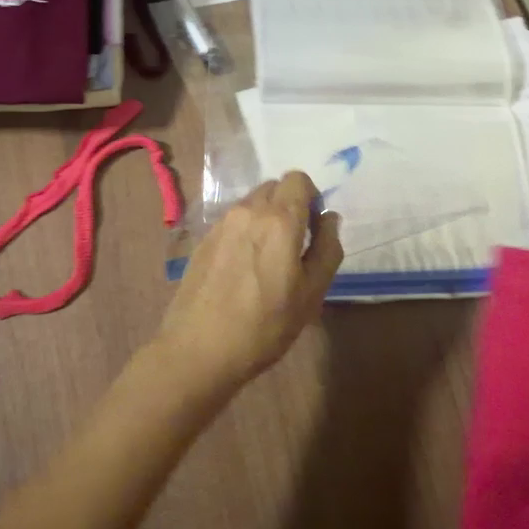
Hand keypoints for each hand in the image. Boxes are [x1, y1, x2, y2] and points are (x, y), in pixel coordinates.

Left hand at [154, 171, 343, 388]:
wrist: (199, 350)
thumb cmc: (264, 326)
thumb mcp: (311, 294)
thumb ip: (327, 249)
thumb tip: (329, 218)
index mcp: (278, 220)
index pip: (298, 179)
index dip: (311, 198)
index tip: (313, 229)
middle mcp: (247, 211)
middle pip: (274, 187)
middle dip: (289, 206)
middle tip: (295, 246)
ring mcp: (220, 224)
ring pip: (252, 204)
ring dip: (266, 219)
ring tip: (268, 261)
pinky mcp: (203, 240)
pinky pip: (233, 222)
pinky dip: (245, 233)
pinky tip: (243, 270)